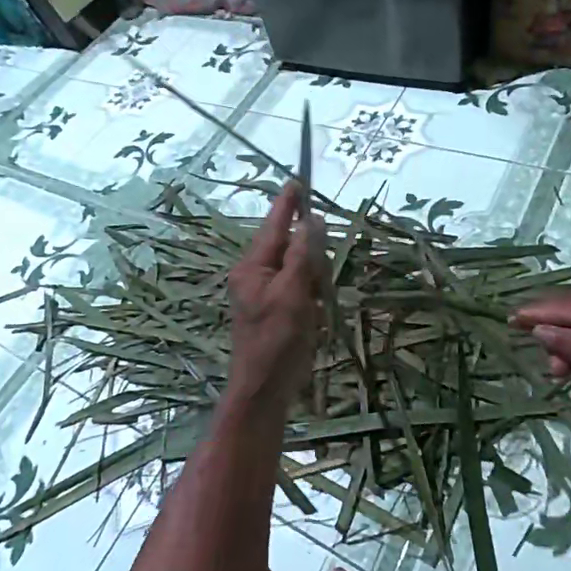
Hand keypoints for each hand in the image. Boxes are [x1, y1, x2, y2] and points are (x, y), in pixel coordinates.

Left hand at [225, 182, 322, 406]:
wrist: (265, 389)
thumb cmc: (276, 341)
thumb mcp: (292, 293)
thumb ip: (302, 255)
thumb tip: (311, 222)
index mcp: (252, 267)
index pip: (274, 227)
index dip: (287, 204)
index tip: (297, 181)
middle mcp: (256, 276)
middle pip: (288, 247)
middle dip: (308, 254)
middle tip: (318, 276)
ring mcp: (266, 295)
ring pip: (297, 270)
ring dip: (312, 278)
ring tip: (315, 303)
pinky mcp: (278, 312)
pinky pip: (299, 291)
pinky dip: (311, 296)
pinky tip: (315, 314)